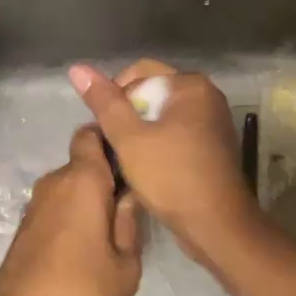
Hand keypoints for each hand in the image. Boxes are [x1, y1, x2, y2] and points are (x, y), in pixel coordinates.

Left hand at [0, 126, 142, 295]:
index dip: (109, 140)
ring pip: (69, 187)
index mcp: (82, 181)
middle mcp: (55, 182)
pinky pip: (56, 207)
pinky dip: (72, 217)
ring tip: (110, 232)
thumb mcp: (126, 266)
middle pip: (82, 163)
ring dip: (88, 201)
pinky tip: (85, 248)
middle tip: (130, 207)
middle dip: (105, 177)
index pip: (90, 135)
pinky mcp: (25, 226)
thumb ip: (129, 223)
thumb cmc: (82, 293)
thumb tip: (128, 196)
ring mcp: (36, 204)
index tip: (131, 160)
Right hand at [69, 60, 265, 258]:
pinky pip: (176, 131)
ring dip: (141, 131)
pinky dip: (158, 142)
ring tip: (127, 157)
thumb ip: (104, 102)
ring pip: (161, 114)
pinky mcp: (212, 145)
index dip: (115, 98)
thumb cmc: (172, 177)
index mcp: (190, 85)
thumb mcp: (129, 139)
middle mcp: (206, 96)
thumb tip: (77, 68)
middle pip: (150, 92)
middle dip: (128, 114)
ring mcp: (212, 121)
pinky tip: (148, 167)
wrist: (218, 227)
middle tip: (114, 144)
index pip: (138, 73)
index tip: (106, 129)